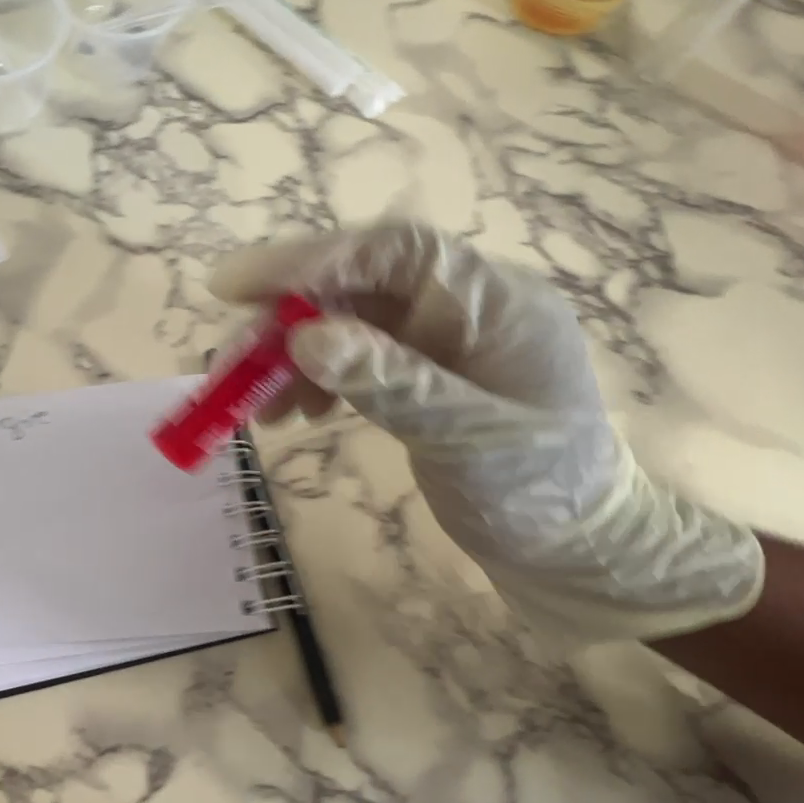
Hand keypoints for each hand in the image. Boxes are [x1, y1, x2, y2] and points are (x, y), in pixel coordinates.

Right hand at [210, 221, 761, 641]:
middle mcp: (459, 308)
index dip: (311, 258)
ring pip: (340, 325)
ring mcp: (435, 343)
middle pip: (352, 288)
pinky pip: (347, 361)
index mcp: (491, 302)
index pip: (392, 251)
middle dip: (282, 322)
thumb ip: (391, 381)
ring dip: (286, 357)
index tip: (236, 286)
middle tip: (226, 367)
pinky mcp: (415, 377)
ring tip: (251, 405)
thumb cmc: (540, 493)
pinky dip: (309, 381)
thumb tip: (305, 336)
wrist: (577, 551)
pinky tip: (289, 413)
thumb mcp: (466, 436)